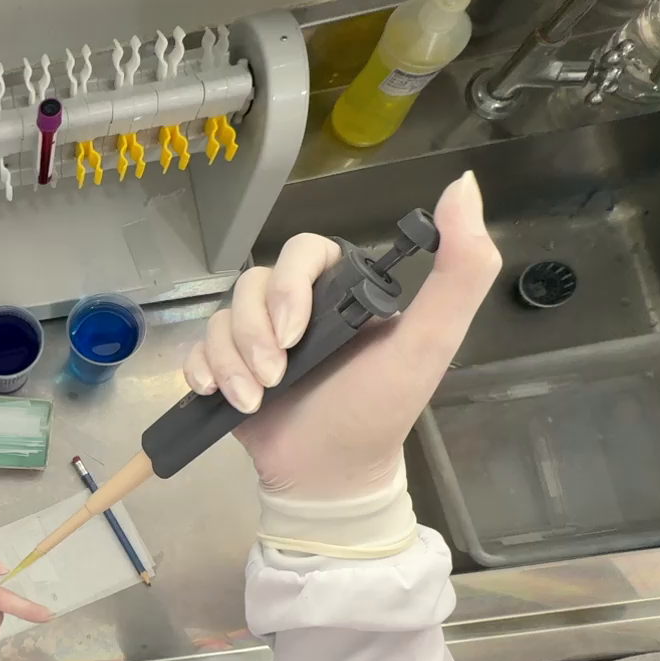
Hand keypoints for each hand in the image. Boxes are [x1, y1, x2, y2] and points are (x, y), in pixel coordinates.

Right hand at [182, 171, 500, 500]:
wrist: (325, 475)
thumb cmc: (375, 412)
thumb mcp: (428, 344)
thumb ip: (460, 270)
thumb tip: (463, 185)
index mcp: (339, 293)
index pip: (300, 253)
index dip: (286, 287)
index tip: (294, 333)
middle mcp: (293, 310)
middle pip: (250, 286)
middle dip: (253, 334)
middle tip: (274, 375)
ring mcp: (253, 341)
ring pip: (219, 320)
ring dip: (231, 363)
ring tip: (252, 400)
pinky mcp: (224, 370)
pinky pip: (196, 351)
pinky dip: (201, 371)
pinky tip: (217, 394)